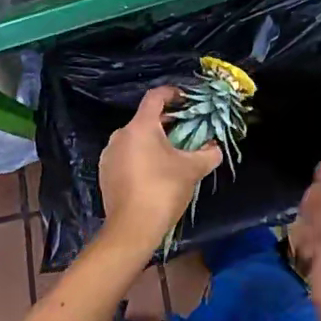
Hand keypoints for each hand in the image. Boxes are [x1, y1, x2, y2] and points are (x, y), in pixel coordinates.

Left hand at [98, 87, 222, 253]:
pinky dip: (140, 157)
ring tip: (172, 155)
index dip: (172, 93)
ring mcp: (109, 153)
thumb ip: (208, 153)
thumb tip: (214, 147)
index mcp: (140, 126)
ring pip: (135, 139)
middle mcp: (120, 134)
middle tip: (186, 133)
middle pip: (145, 120)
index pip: (155, 97)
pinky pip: (126, 155)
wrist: (132, 226)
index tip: (186, 99)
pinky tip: (153, 173)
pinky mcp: (105, 171)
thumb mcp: (193, 170)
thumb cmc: (163, 190)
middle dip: (167, 123)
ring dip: (153, 142)